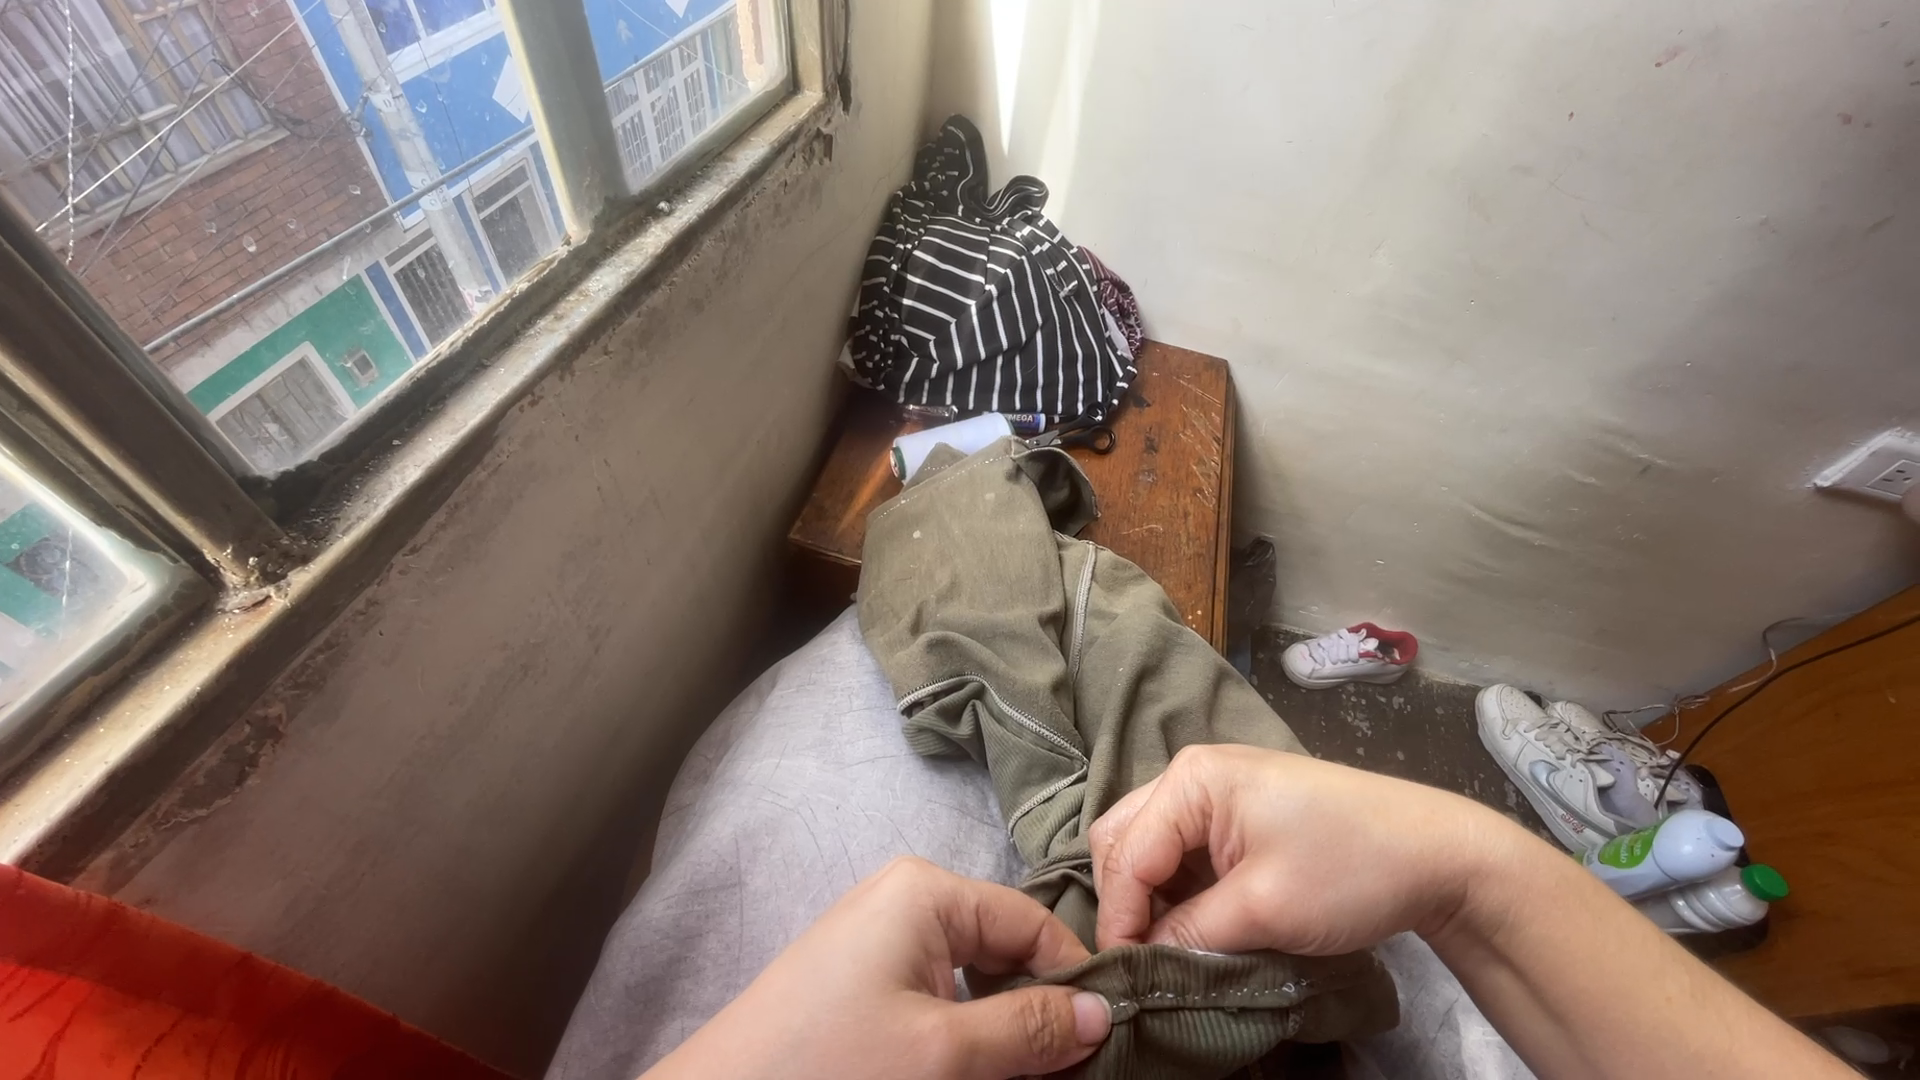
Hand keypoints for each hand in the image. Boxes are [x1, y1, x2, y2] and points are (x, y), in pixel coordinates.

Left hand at [645, 857, 1111, 1079]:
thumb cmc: (835, 1065)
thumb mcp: (942, 1053)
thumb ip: (1027, 1029)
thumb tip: (1104, 1013)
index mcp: (928, 890)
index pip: (1030, 920)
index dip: (1073, 976)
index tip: (1111, 1036)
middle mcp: (907, 894)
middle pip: (1002, 943)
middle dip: (1036, 1004)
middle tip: (1069, 1066)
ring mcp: (881, 931)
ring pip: (972, 971)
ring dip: (1002, 1022)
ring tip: (1024, 1071)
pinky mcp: (863, 970)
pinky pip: (936, 987)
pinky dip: (964, 1027)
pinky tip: (973, 1065)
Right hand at [1090, 744, 1528, 955]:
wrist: (1437, 853)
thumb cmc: (1350, 870)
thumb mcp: (1265, 909)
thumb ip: (1191, 933)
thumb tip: (1142, 964)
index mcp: (1190, 779)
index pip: (1127, 853)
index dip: (1119, 918)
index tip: (1123, 978)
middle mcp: (1190, 773)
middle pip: (1123, 836)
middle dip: (1124, 898)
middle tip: (1139, 957)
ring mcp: (1211, 789)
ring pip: (1146, 842)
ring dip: (1147, 894)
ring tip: (1164, 945)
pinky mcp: (1231, 811)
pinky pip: (1178, 847)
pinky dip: (1174, 886)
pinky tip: (1191, 920)